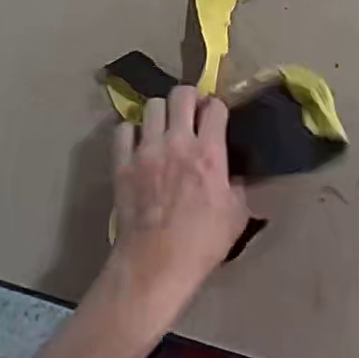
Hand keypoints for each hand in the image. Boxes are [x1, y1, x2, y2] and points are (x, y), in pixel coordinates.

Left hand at [106, 86, 250, 311]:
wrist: (156, 262)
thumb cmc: (202, 243)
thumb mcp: (237, 215)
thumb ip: (236, 186)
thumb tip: (231, 174)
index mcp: (208, 153)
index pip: (215, 108)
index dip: (218, 108)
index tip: (216, 117)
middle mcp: (177, 142)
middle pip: (181, 95)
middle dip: (189, 97)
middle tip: (191, 112)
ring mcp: (146, 150)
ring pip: (151, 106)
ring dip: (161, 113)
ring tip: (164, 127)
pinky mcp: (122, 162)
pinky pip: (123, 130)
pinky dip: (132, 132)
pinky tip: (138, 143)